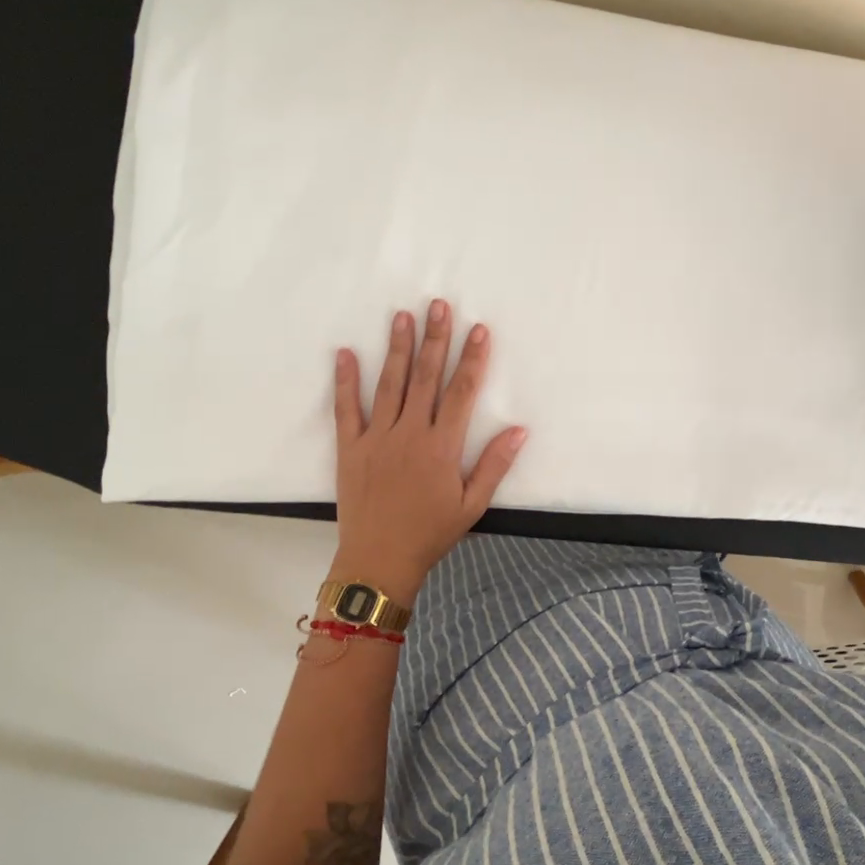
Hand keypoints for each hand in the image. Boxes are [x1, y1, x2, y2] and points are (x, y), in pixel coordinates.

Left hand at [331, 299, 526, 596]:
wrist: (379, 560)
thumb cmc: (430, 534)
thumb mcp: (472, 505)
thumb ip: (494, 465)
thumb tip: (519, 430)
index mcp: (442, 446)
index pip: (462, 392)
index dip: (472, 358)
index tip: (479, 329)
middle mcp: (410, 433)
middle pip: (425, 377)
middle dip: (434, 339)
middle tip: (438, 305)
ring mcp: (377, 438)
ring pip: (389, 384)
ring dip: (396, 348)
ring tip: (402, 315)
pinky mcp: (350, 447)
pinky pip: (347, 408)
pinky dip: (345, 380)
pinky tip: (345, 353)